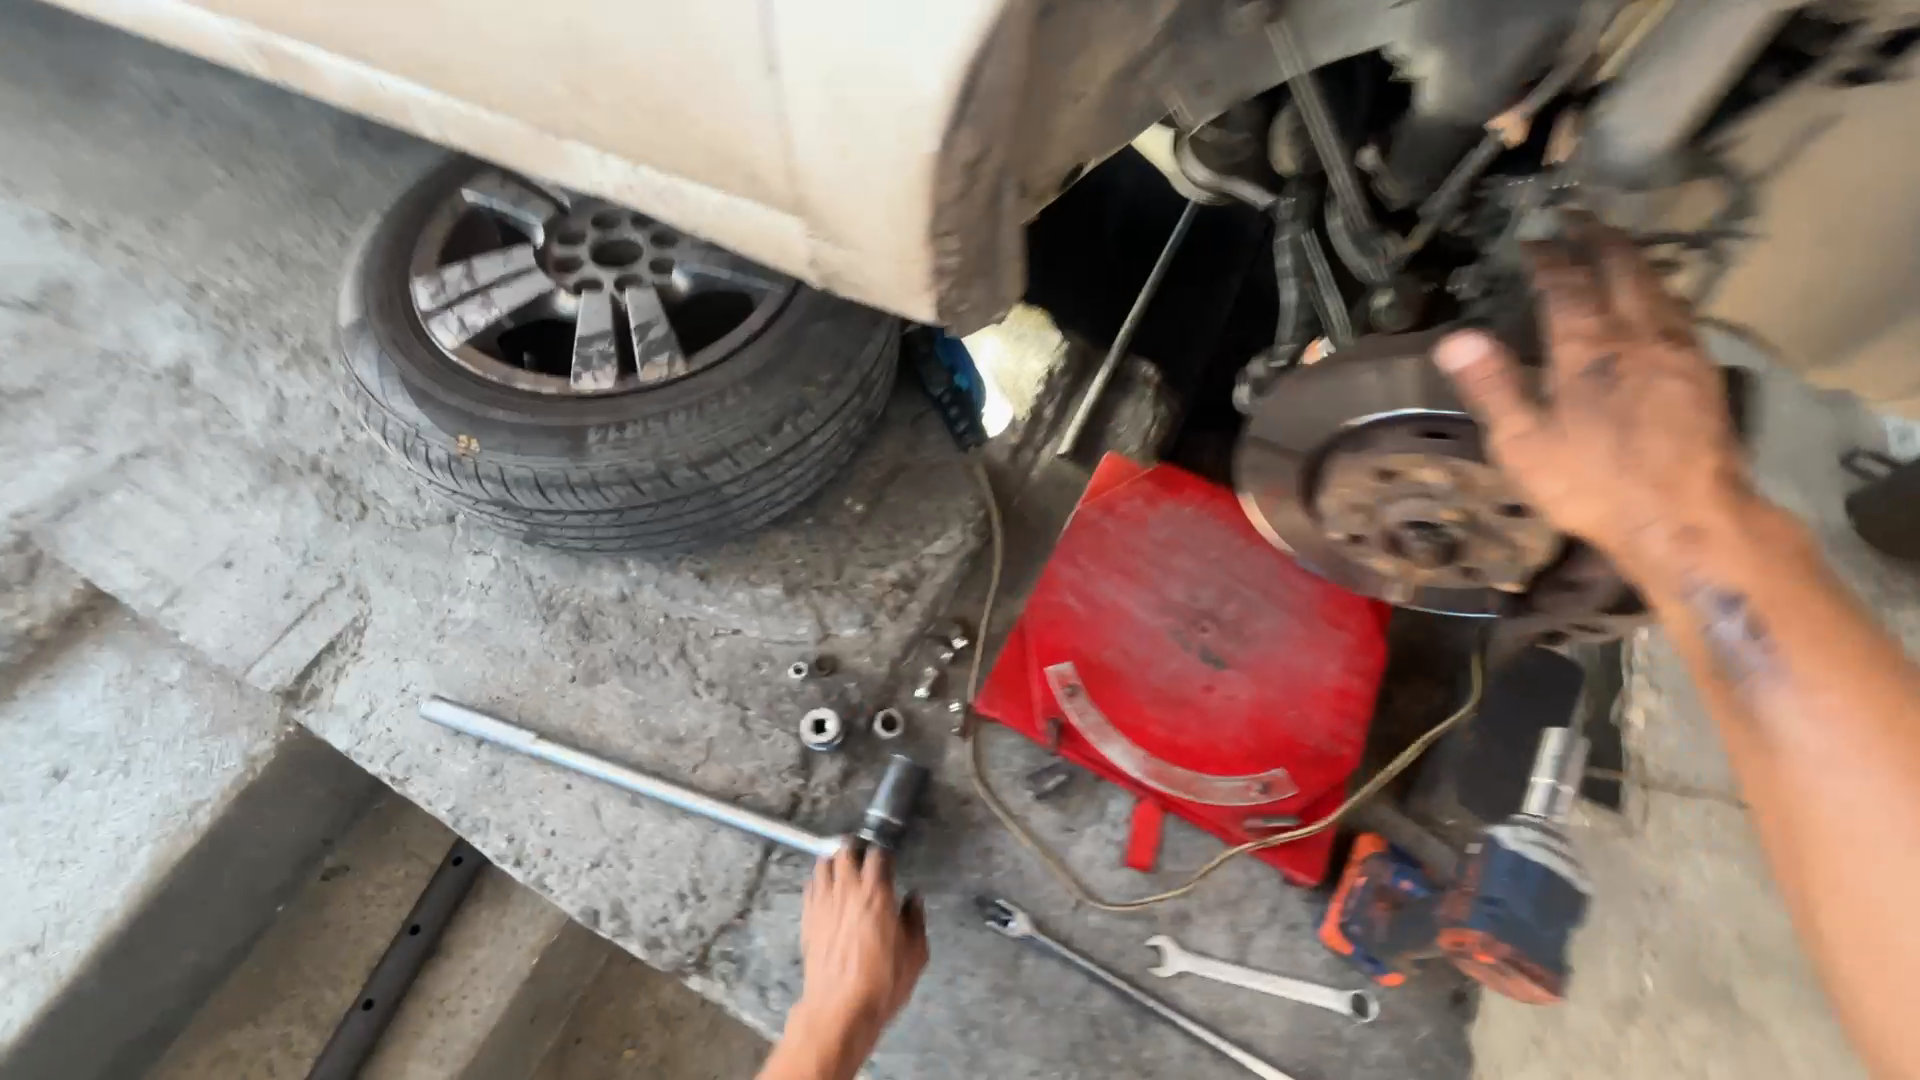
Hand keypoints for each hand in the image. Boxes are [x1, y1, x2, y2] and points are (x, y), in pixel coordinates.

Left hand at [794, 848, 927, 1040]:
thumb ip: (915, 920)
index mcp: (877, 893)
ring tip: (842, 869)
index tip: (888, 861)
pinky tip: (826, 891)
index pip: (878, 854)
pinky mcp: (807, 917)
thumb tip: (913, 899)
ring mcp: (824, 902)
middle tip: (863, 857)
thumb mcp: (915, 954)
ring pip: (823, 863)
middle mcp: (848, 889)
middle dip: (855, 848)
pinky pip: (810, 886)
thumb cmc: (882, 982)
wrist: (839, 1010)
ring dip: (834, 861)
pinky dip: (818, 881)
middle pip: (846, 850)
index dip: (884, 852)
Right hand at [1431, 217, 1752, 596]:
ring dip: (1633, 259)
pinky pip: (1679, 310)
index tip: (1532, 238)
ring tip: (1614, 247)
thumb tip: (1454, 338)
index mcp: (1588, 350)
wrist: (1685, 516)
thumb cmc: (1590, 484)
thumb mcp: (1521, 443)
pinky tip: (1653, 301)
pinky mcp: (1702, 371)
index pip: (1567, 285)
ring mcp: (1679, 350)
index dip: (1548, 257)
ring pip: (1659, 285)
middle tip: (1578, 217)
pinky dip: (1658, 290)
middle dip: (1599, 238)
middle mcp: (1639, 335)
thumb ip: (1492, 385)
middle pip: (1625, 269)